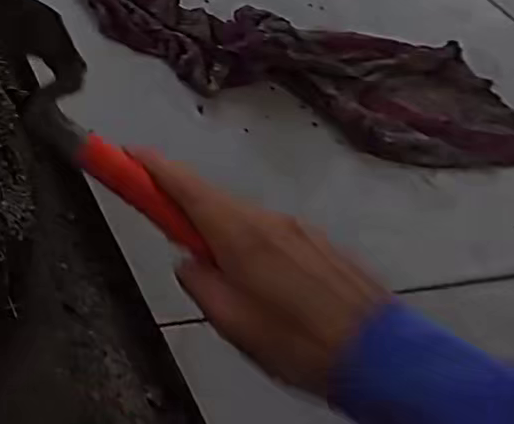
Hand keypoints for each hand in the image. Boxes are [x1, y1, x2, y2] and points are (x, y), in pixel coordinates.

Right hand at [130, 149, 388, 395]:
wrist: (391, 362)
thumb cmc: (299, 341)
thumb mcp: (230, 320)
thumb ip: (196, 281)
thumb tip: (189, 262)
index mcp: (234, 229)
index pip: (176, 180)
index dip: (144, 163)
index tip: (121, 153)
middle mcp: (261, 216)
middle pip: (207, 197)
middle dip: (186, 210)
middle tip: (180, 241)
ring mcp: (293, 226)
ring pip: (241, 219)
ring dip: (226, 235)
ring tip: (241, 287)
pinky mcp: (319, 242)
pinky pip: (272, 234)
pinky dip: (258, 247)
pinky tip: (276, 290)